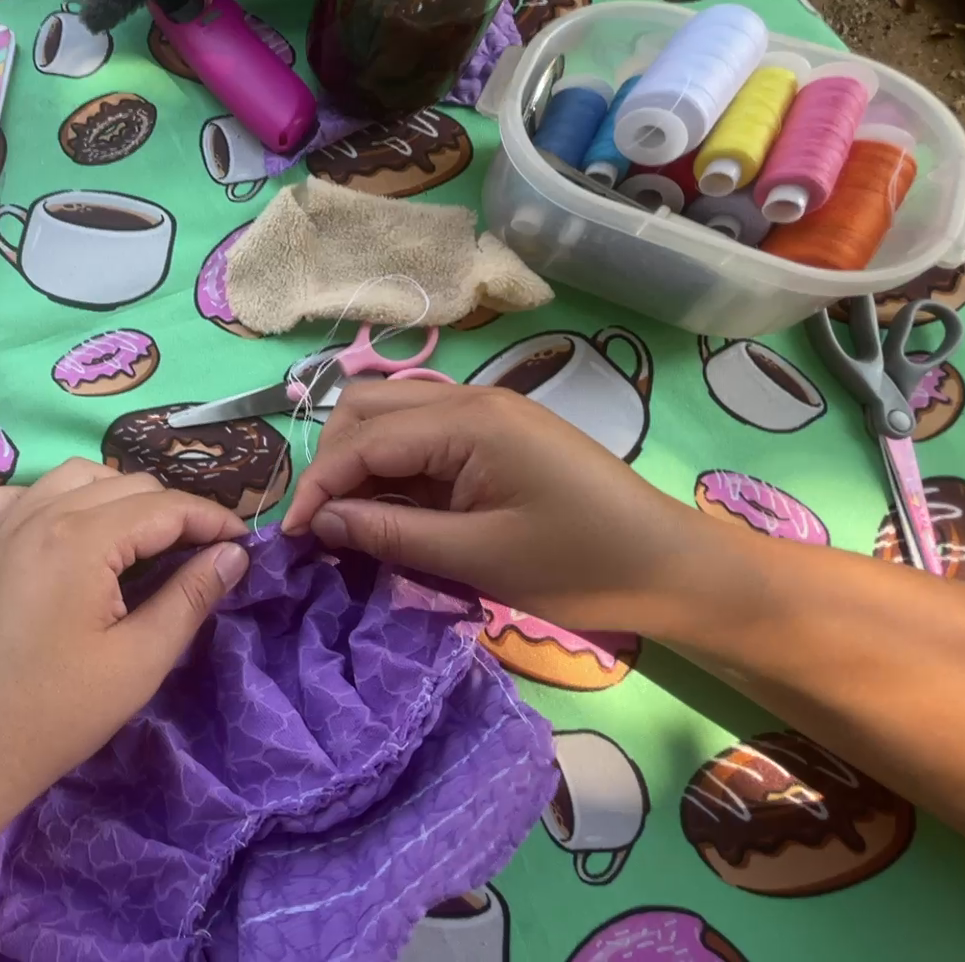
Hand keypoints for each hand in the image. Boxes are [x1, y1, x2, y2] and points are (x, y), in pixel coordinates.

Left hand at [0, 459, 250, 820]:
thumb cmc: (60, 711)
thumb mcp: (141, 660)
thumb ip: (191, 596)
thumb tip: (234, 554)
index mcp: (82, 539)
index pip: (164, 506)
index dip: (212, 518)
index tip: (244, 542)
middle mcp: (43, 513)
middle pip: (127, 484)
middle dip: (174, 510)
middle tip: (203, 552)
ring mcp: (9, 524)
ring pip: (80, 476)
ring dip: (122, 495)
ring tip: (146, 539)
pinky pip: (32, 493)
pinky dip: (63, 497)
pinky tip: (74, 530)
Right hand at [281, 382, 727, 633]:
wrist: (673, 568)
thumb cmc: (582, 565)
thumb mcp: (476, 558)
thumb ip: (388, 534)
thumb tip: (317, 522)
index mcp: (468, 420)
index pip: (363, 440)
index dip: (318, 486)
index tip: (290, 536)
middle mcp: (467, 397)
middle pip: (365, 408)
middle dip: (330, 462)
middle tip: (320, 523)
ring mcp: (481, 410)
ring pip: (387, 415)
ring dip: (356, 459)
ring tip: (346, 516)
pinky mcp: (490, 433)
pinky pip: (417, 435)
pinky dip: (388, 467)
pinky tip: (385, 506)